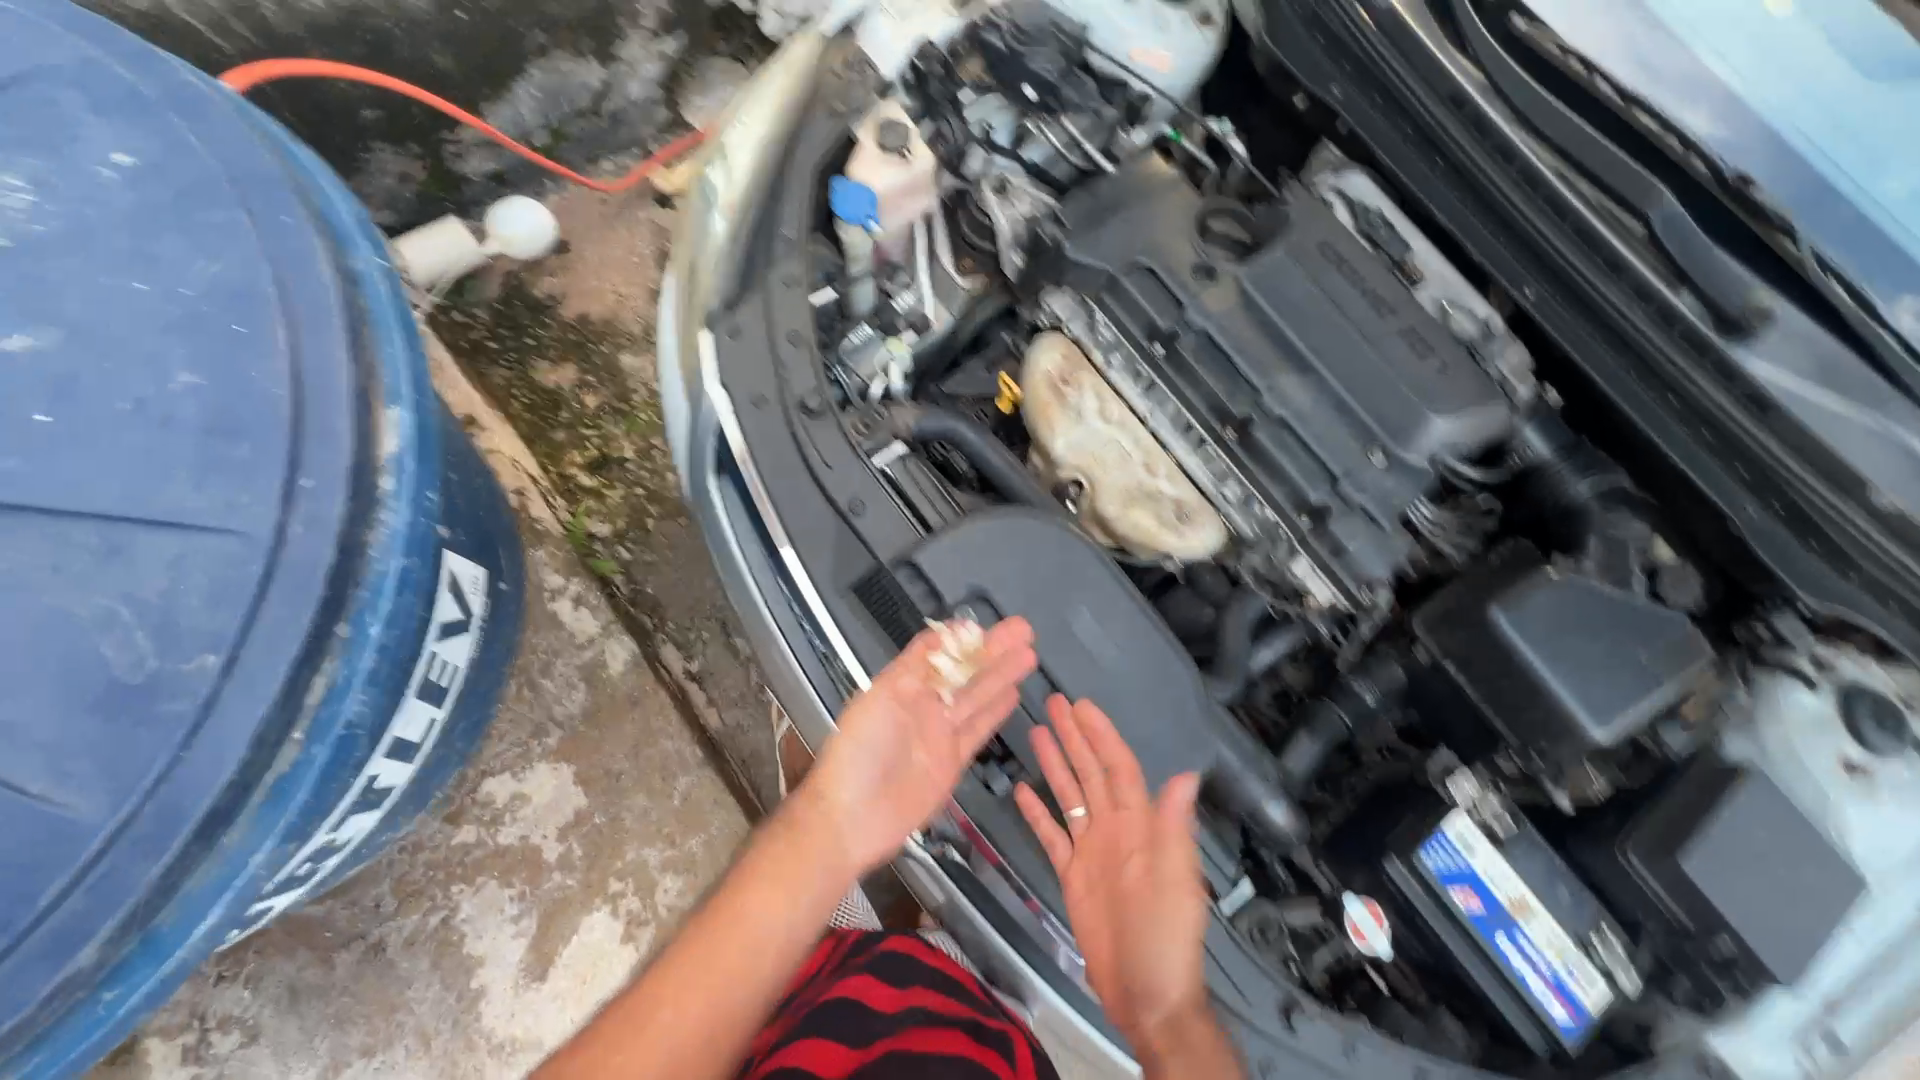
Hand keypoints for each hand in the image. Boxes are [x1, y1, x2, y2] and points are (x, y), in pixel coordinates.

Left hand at [792, 617, 1036, 877]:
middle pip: (964, 671)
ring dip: (1001, 675)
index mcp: (900, 685)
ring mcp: (938, 733)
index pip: (937, 652)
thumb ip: (915, 666)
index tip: (987, 622)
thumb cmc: (858, 753)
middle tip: (1024, 629)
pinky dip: (995, 713)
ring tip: (1028, 654)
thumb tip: (945, 634)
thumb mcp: (881, 698)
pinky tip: (1013, 694)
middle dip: (993, 650)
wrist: (851, 819)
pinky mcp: (951, 761)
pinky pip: (977, 731)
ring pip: (976, 696)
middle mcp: (922, 704)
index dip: (963, 638)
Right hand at [1014, 696, 1211, 1054]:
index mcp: (1140, 826)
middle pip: (1091, 773)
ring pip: (1071, 796)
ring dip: (1056, 764)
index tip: (1082, 706)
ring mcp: (1092, 852)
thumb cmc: (1166, 936)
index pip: (1118, 768)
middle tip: (1053, 703)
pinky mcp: (1073, 876)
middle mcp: (1115, 830)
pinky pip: (1053, 836)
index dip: (1101, 736)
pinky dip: (1038, 813)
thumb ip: (1174, 828)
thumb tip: (1185, 775)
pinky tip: (1023, 789)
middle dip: (1074, 737)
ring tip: (1036, 731)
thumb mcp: (1175, 880)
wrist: (1146, 994)